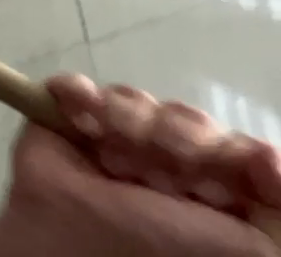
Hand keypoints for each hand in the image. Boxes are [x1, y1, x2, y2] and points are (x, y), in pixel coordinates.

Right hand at [0, 74, 280, 256]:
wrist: (77, 237)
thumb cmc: (170, 248)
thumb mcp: (252, 246)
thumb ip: (280, 206)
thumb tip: (264, 153)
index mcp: (220, 186)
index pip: (238, 145)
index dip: (229, 153)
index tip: (212, 185)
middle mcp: (170, 157)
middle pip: (186, 117)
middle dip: (175, 139)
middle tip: (158, 176)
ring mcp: (114, 135)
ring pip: (133, 98)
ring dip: (125, 124)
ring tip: (114, 161)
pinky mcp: (65, 115)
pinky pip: (73, 84)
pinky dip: (77, 95)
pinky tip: (82, 123)